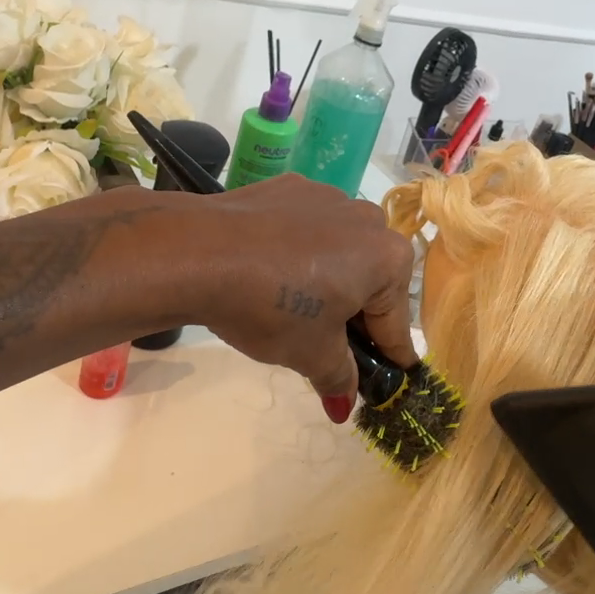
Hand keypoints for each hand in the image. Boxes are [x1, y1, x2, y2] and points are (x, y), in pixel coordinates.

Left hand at [180, 176, 416, 421]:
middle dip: (355, 315)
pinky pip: (307, 229)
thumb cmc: (270, 308)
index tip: (388, 378)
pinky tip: (268, 271)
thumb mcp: (311, 355)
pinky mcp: (291, 187)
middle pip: (372, 281)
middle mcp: (368, 219)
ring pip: (340, 251)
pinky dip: (298, 251)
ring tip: (289, 306)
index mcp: (388, 259)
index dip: (390, 357)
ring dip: (328, 280)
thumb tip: (344, 405)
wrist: (198, 252)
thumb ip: (339, 378)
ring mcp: (328, 197)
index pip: (396, 323)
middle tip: (325, 347)